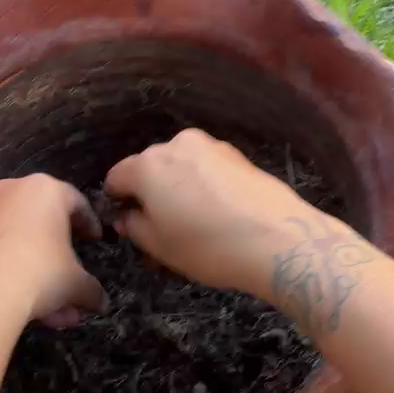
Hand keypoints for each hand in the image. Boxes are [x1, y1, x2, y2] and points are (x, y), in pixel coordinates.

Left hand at [0, 174, 105, 325]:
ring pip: (23, 242)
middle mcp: (13, 191)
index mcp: (46, 190)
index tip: (95, 240)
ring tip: (54, 310)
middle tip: (74, 281)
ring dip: (41, 273)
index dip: (90, 224)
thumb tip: (101, 302)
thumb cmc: (41, 272)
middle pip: (46, 224)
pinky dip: (16, 273)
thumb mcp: (76, 283)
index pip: (77, 202)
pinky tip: (27, 305)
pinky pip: (1, 252)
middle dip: (63, 259)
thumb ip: (91, 289)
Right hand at [104, 129, 318, 297]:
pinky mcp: (238, 155)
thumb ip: (135, 227)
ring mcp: (211, 146)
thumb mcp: (160, 247)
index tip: (127, 223)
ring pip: (181, 168)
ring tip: (192, 226)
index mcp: (148, 165)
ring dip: (178, 190)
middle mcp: (176, 145)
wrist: (277, 239)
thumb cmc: (208, 246)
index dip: (117, 201)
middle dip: (150, 194)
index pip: (117, 177)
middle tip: (161, 230)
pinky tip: (217, 215)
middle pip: (150, 168)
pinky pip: (207, 169)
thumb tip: (126, 216)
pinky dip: (203, 187)